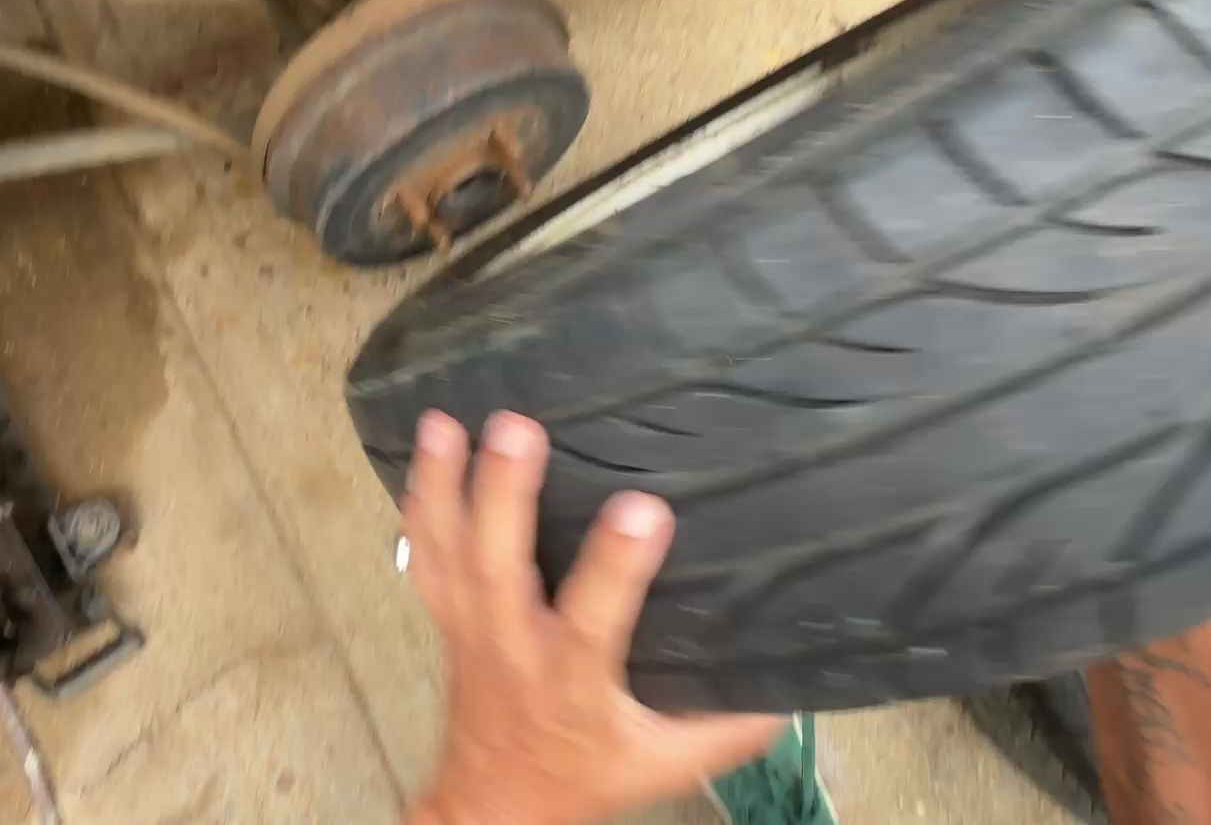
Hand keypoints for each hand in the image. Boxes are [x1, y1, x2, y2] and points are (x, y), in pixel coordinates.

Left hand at [401, 410, 783, 824]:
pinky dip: (421, 499)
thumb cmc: (587, 770)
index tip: (645, 507)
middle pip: (498, 567)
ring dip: (445, 484)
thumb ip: (725, 724)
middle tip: (516, 428)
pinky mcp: (448, 612)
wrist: (496, 802)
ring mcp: (468, 624)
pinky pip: (426, 552)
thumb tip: (789, 677)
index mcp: (571, 678)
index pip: (594, 620)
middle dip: (505, 495)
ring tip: (445, 423)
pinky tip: (424, 447)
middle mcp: (511, 642)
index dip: (617, 566)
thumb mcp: (666, 764)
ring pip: (449, 551)